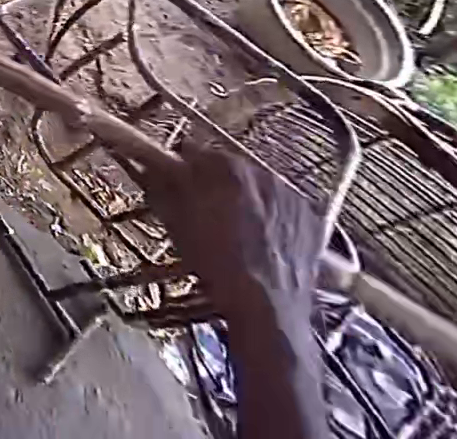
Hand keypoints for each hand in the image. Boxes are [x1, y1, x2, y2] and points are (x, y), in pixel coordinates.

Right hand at [137, 138, 324, 327]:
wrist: (267, 307)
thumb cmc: (214, 259)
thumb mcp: (173, 218)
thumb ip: (157, 182)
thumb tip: (146, 163)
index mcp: (223, 166)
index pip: (190, 149)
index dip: (179, 167)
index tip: (175, 184)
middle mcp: (259, 172)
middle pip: (224, 165)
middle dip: (212, 181)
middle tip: (203, 208)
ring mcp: (289, 194)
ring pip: (252, 184)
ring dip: (240, 195)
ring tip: (234, 226)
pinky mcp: (310, 217)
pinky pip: (279, 204)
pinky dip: (268, 213)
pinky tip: (260, 237)